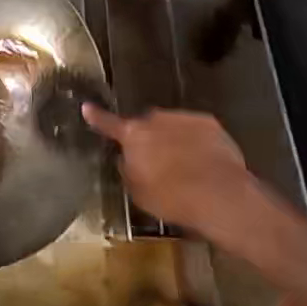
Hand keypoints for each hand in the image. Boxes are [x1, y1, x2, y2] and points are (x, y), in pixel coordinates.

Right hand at [82, 106, 266, 243]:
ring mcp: (184, 118)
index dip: (96, 117)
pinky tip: (203, 161)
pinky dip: (195, 141)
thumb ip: (128, 170)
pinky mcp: (210, 123)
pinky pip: (195, 129)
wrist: (220, 195)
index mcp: (134, 137)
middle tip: (157, 162)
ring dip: (173, 139)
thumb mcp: (138, 192)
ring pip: (172, 125)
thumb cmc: (172, 199)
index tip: (86, 106)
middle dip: (148, 138)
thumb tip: (127, 158)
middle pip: (146, 125)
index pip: (109, 124)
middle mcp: (156, 120)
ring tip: (185, 166)